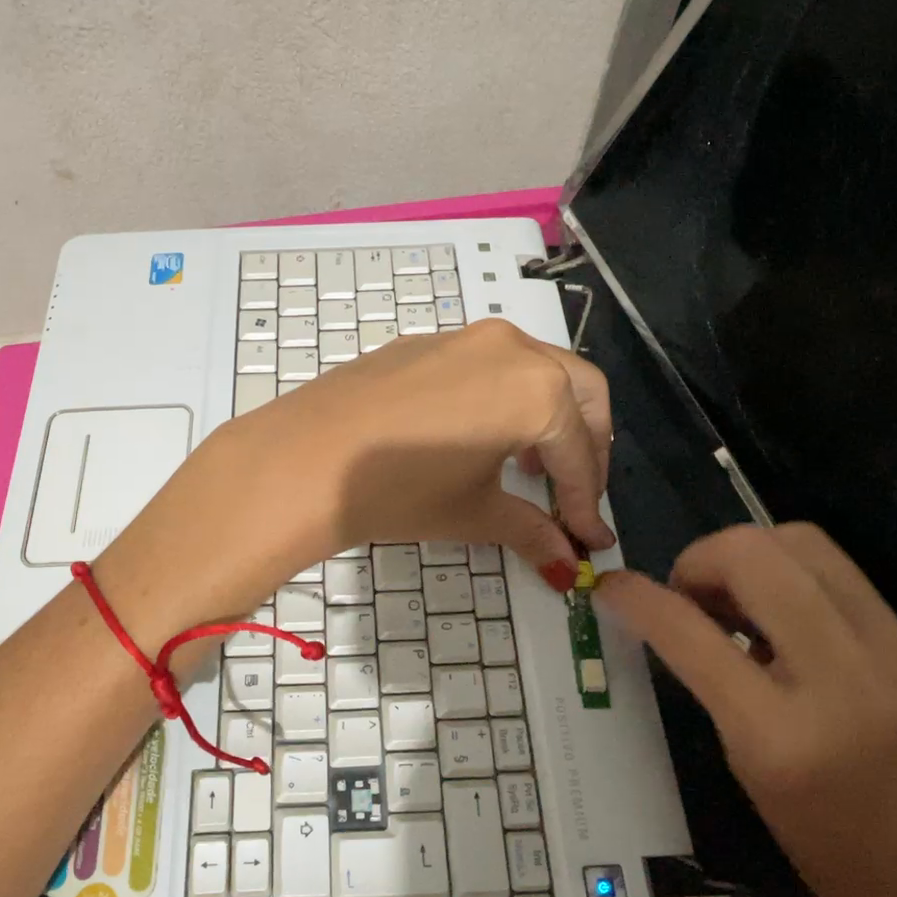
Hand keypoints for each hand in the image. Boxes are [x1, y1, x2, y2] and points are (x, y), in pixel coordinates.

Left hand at [94, 319, 614, 649]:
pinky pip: (490, 363)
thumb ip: (531, 529)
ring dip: (550, 414)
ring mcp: (466, 337)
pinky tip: (482, 435)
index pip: (578, 451)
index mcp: (537, 390)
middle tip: (576, 491)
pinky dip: (507, 397)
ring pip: (536, 368)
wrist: (304, 459)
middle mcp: (512, 348)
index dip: (587, 501)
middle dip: (587, 443)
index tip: (592, 538)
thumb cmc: (399, 491)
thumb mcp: (473, 513)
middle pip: (579, 391)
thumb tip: (567, 559)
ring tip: (530, 465)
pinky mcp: (427, 341)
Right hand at [592, 524, 896, 896]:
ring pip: (810, 546)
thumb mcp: (765, 792)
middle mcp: (850, 682)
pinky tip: (814, 650)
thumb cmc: (864, 876)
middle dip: (701, 557)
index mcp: (787, 739)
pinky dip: (810, 600)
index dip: (637, 597)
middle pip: (756, 553)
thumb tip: (700, 631)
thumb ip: (729, 701)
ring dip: (755, 559)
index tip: (612, 586)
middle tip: (692, 597)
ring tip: (743, 607)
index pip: (690, 633)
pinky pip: (855, 593)